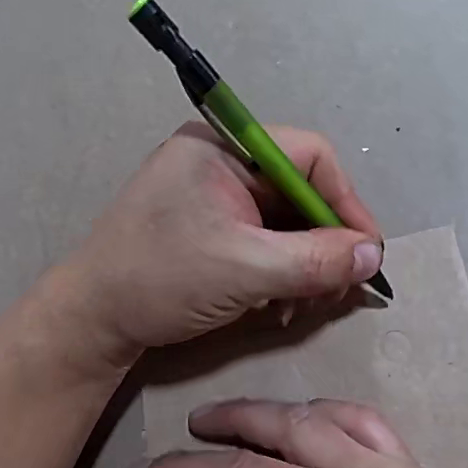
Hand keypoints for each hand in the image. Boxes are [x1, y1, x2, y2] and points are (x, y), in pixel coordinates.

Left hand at [57, 122, 383, 363]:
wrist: (93, 319)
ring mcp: (211, 196)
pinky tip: (278, 304)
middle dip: (323, 243)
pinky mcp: (208, 228)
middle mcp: (219, 162)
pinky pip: (262, 240)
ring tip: (301, 305)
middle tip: (336, 289)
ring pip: (284, 221)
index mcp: (222, 147)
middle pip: (299, 191)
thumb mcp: (244, 270)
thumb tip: (373, 255)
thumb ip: (314, 260)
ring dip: (303, 265)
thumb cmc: (159, 280)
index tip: (366, 251)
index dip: (345, 202)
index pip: (309, 156)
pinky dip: (279, 272)